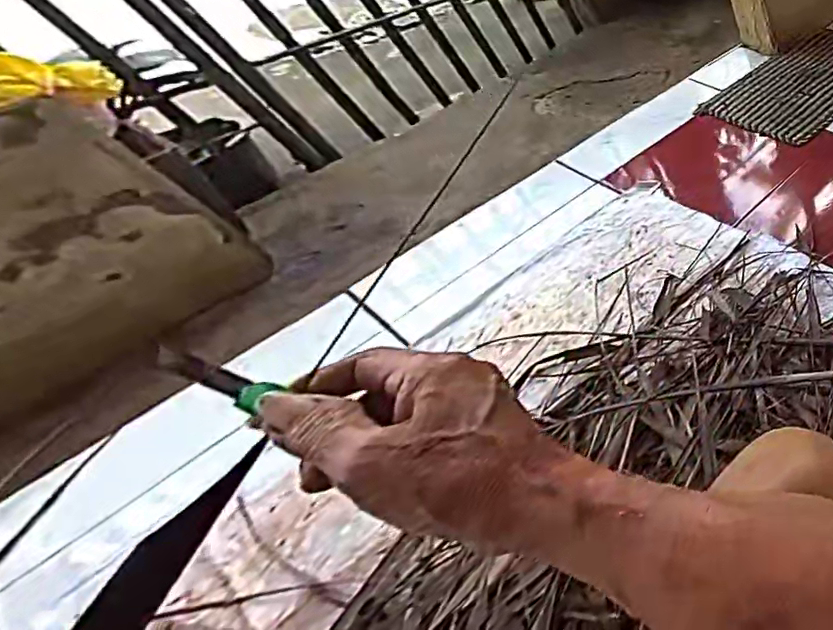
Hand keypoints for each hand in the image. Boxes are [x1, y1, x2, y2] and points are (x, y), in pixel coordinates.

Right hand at [254, 348, 575, 550]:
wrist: (530, 502)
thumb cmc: (466, 479)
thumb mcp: (368, 458)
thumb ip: (319, 430)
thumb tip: (280, 403)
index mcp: (438, 371)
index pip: (361, 365)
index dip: (310, 390)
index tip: (269, 416)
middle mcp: (462, 379)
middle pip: (380, 392)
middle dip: (335, 430)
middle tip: (310, 470)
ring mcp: (476, 404)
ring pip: (400, 418)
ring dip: (362, 449)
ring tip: (349, 487)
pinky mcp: (482, 431)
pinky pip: (425, 435)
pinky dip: (395, 457)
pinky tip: (387, 489)